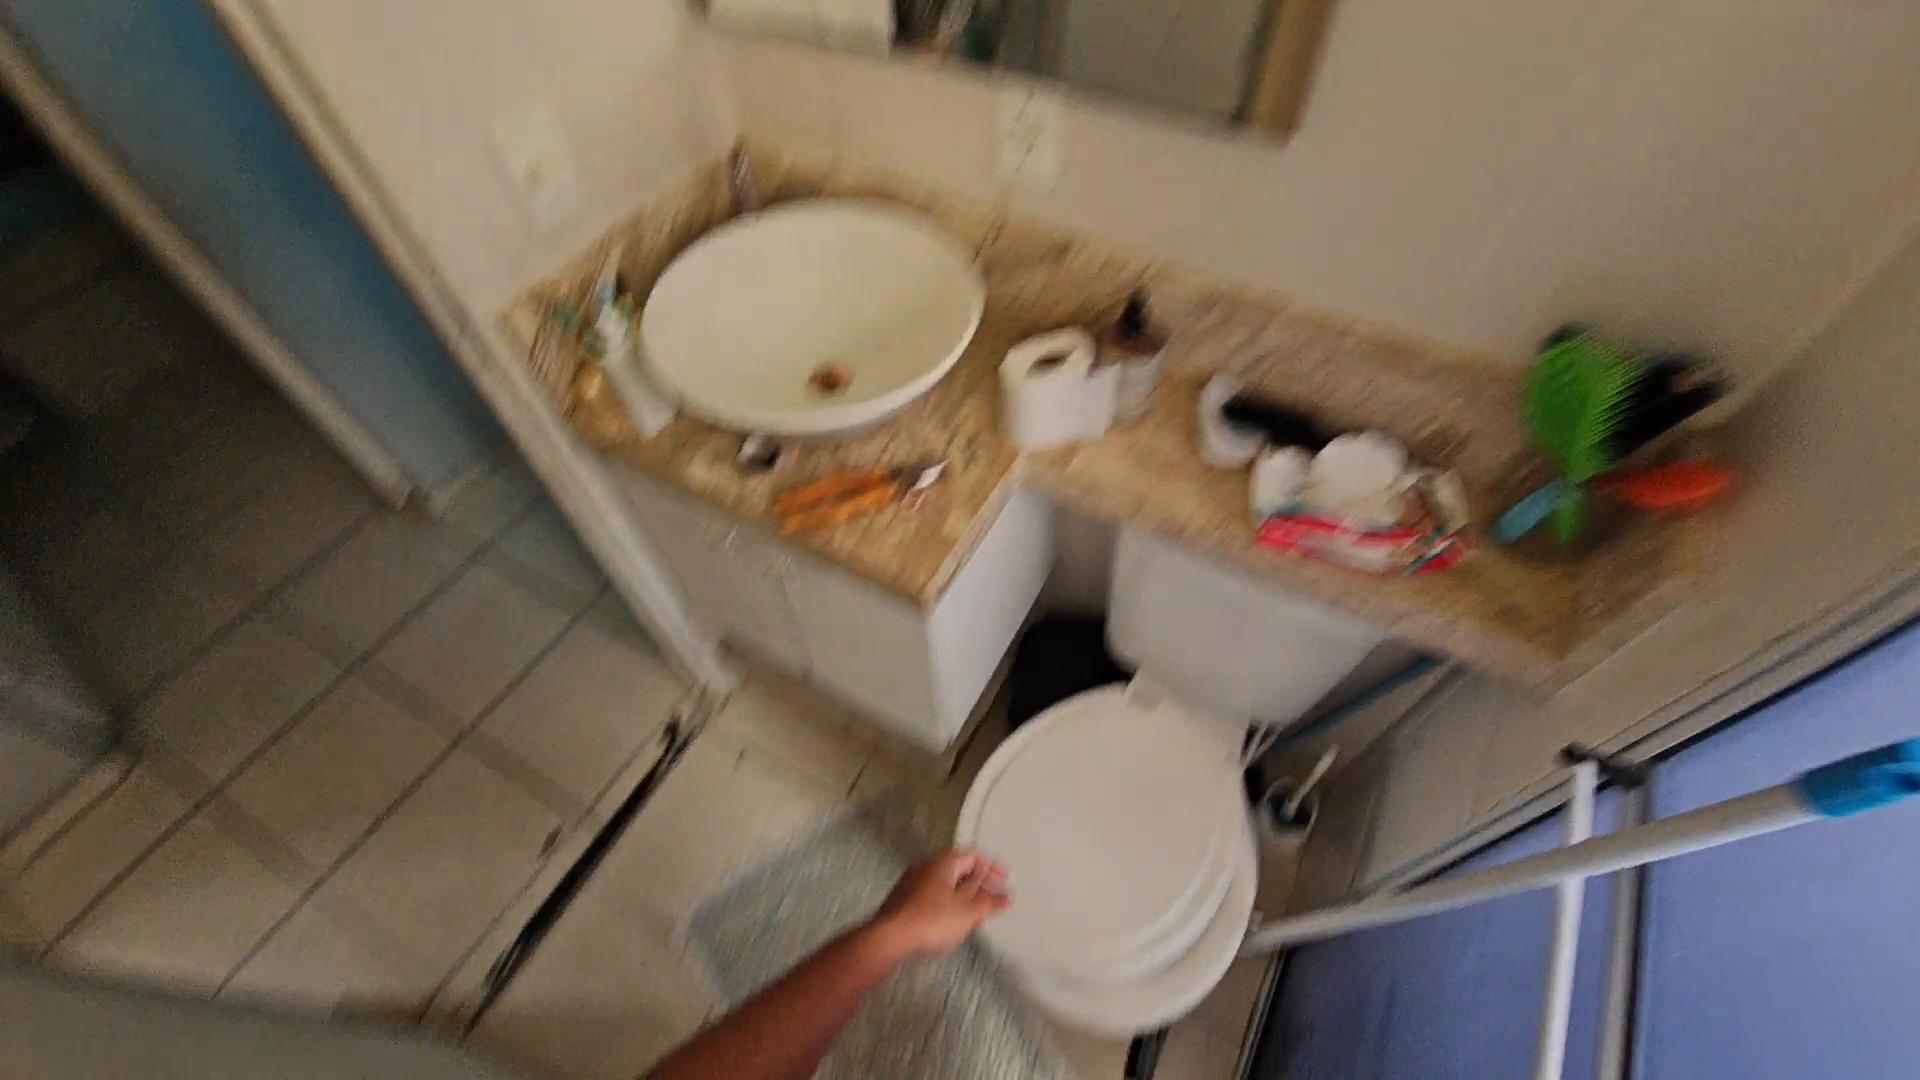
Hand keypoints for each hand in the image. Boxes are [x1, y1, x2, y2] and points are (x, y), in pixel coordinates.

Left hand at [867, 849, 1011, 959]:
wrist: (890, 937)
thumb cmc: (931, 920)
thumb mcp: (968, 912)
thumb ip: (990, 903)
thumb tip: (1008, 896)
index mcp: (944, 861)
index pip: (973, 856)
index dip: (992, 867)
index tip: (1005, 878)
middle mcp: (927, 865)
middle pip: (959, 868)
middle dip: (979, 882)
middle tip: (993, 897)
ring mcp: (913, 881)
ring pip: (945, 882)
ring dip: (964, 894)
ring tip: (975, 912)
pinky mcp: (904, 899)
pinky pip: (933, 895)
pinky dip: (948, 903)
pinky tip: (951, 921)